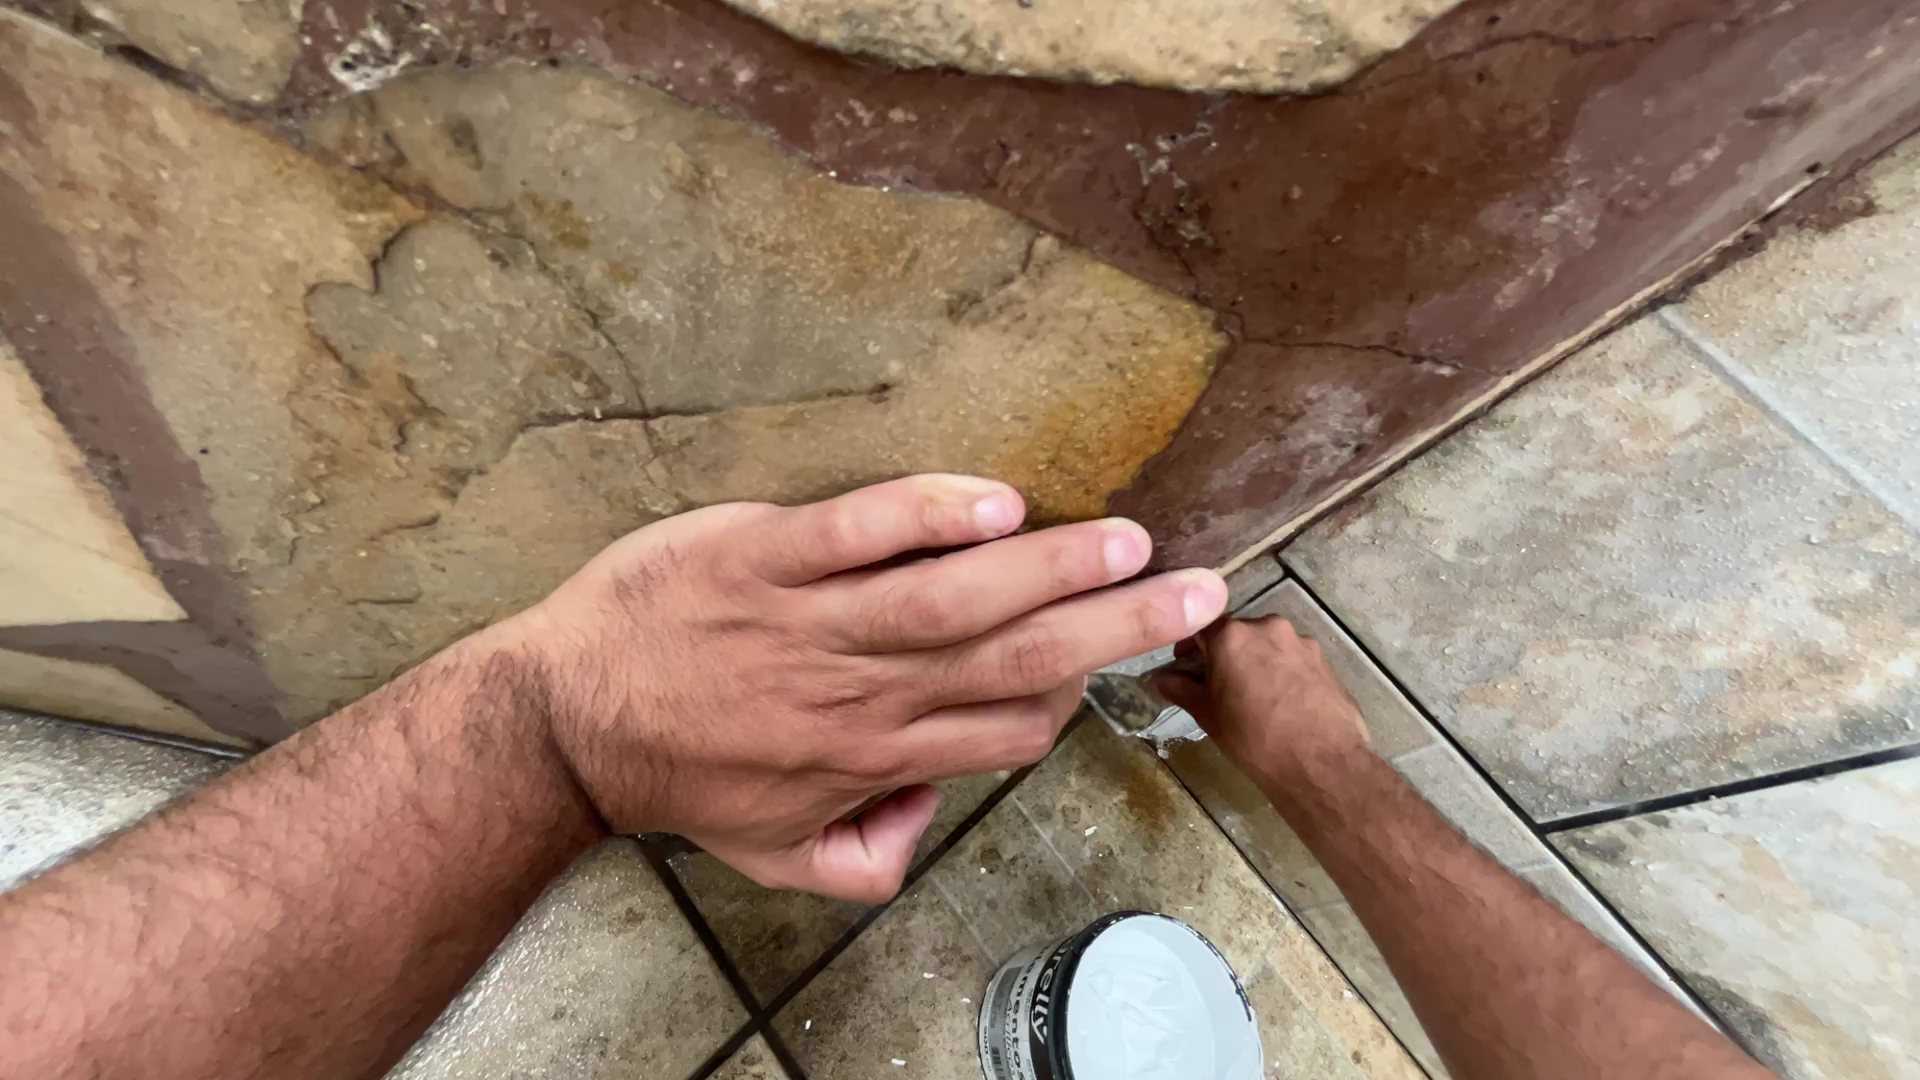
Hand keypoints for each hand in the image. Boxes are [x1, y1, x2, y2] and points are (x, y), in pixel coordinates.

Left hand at [492, 474, 1227, 902]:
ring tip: (1128, 544)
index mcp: (876, 756)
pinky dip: (927, 518)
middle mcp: (864, 692)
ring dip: (1052, 569)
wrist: (565, 721)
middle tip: (1193, 590)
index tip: (1116, 646)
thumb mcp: (776, 856)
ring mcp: (812, 622)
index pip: (1011, 721)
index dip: (1075, 686)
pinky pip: (856, 536)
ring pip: (954, 598)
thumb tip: (927, 813)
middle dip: (1116, 626)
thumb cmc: (684, 773)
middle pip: (1013, 657)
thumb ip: (867, 853)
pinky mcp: (761, 559)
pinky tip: (996, 503)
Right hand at [1150, 617, 1372, 793]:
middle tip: (1219, 685)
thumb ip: (1180, 689)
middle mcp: (1267, 627)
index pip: (1201, 626)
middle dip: (1225, 654)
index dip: (1190, 644)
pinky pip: (1293, 658)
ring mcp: (1301, 642)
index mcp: (1232, 635)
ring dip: (1256, 661)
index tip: (1187, 665)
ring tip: (1256, 696)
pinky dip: (1283, 671)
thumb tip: (1158, 680)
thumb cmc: (1253, 738)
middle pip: (1237, 633)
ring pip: (1267, 645)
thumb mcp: (1207, 715)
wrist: (1322, 765)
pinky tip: (1284, 702)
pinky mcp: (1325, 660)